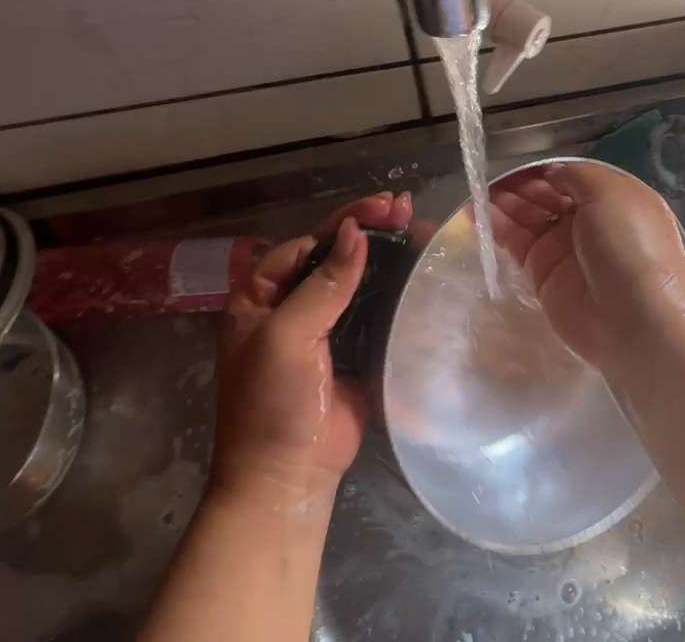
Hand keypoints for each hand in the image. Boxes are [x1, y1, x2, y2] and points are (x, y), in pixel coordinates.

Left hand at [208, 192, 412, 501]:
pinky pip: (376, 314)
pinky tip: (421, 277)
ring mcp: (326, 332)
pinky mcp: (355, 355)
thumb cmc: (272, 404)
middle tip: (409, 209)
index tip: (384, 207)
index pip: (308, 244)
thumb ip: (323, 284)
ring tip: (422, 234)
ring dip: (388, 258)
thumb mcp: (286, 337)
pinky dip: (397, 293)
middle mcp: (293, 308)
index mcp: (262, 298)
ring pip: (360, 283)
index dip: (345, 222)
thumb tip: (354, 231)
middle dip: (371, 232)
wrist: (288, 478)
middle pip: (336, 258)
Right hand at [489, 163, 684, 369]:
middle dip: (520, 185)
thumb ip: (576, 175)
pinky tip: (474, 213)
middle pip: (547, 195)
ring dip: (503, 202)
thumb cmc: (628, 244)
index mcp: (613, 198)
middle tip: (489, 178)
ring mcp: (565, 249)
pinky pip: (515, 244)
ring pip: (528, 218)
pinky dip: (495, 227)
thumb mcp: (610, 193)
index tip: (518, 165)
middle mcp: (589, 222)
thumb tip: (550, 173)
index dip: (544, 169)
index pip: (571, 176)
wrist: (634, 320)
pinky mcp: (543, 275)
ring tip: (475, 192)